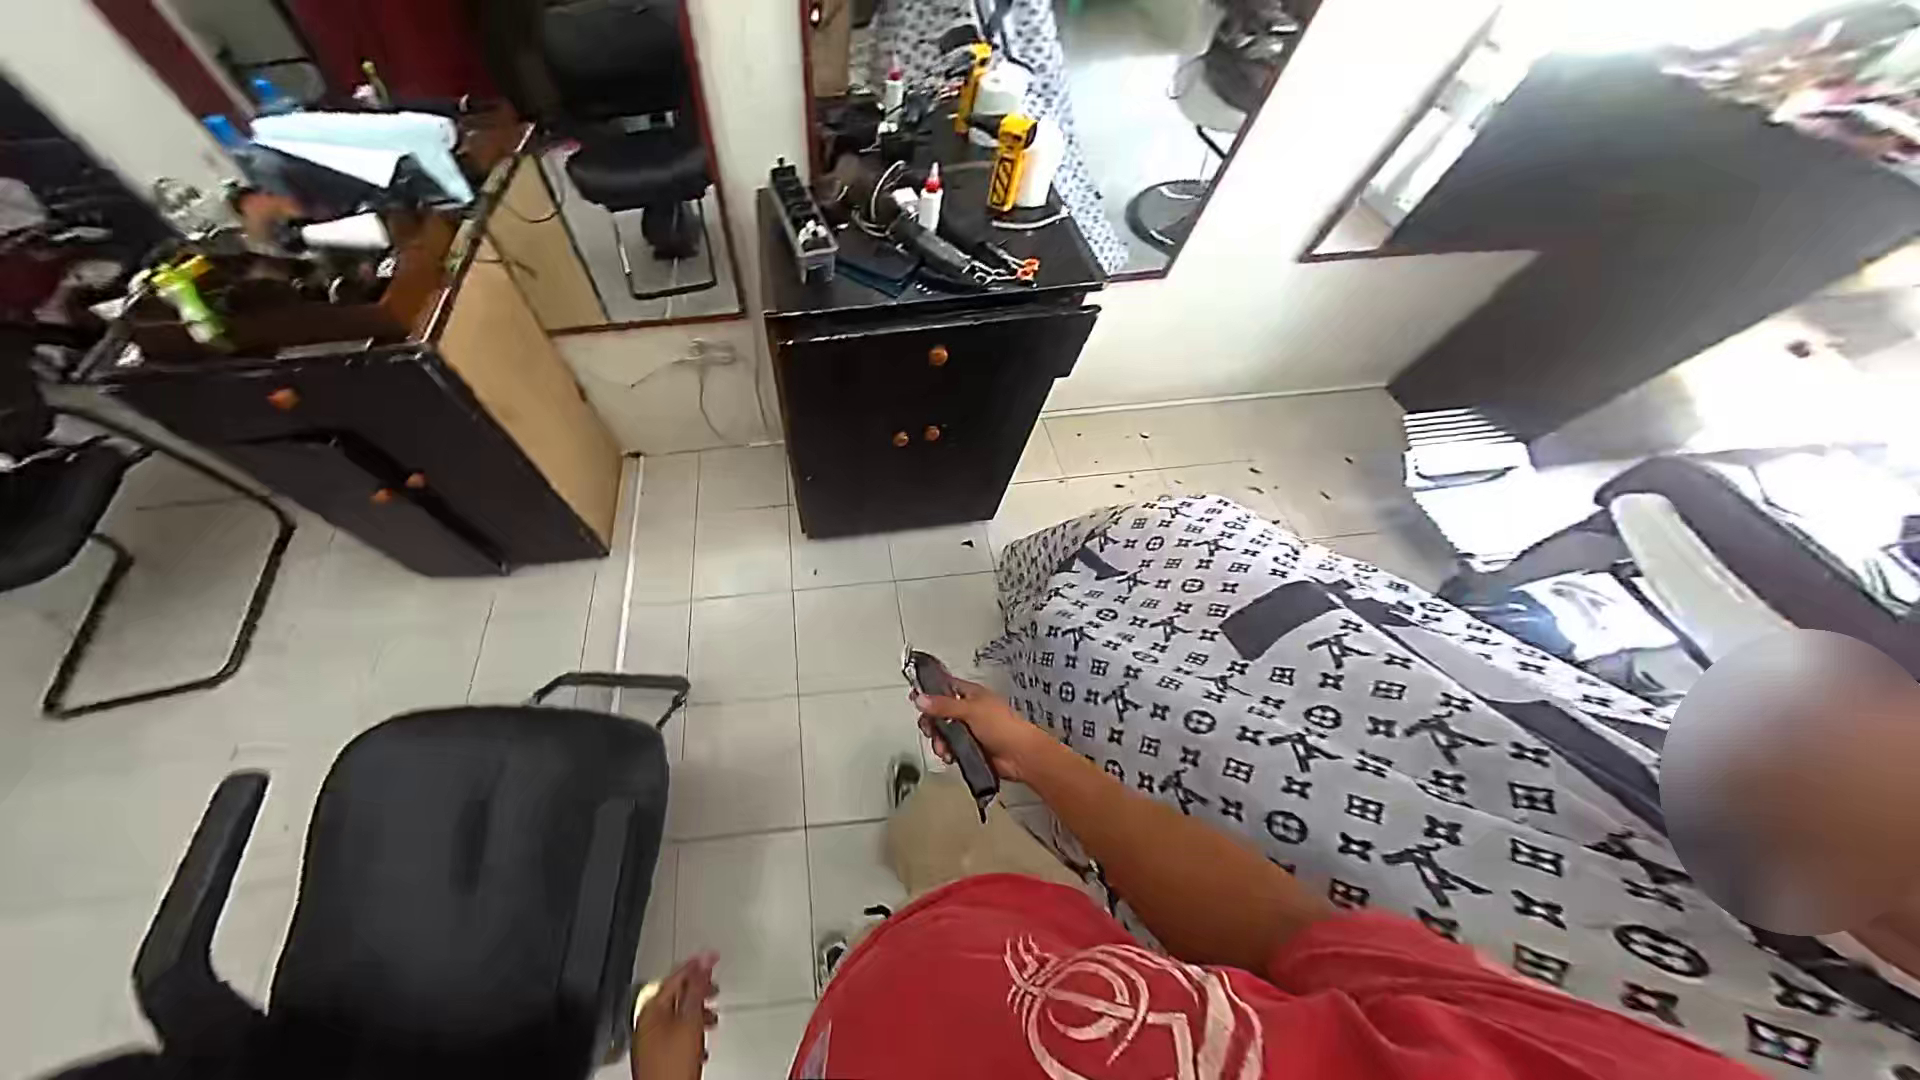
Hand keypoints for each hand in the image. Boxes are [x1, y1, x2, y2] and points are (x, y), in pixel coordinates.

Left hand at [630, 953, 718, 1079]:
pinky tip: (700, 1039)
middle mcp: (647, 1023)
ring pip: (677, 1016)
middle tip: (714, 987)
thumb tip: (703, 960)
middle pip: (676, 996)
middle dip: (698, 990)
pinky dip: (691, 1030)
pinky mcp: (657, 1058)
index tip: (713, 956)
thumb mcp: (691, 1018)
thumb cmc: (674, 1061)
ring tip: (711, 1018)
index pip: (676, 977)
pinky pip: (677, 1034)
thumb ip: (697, 987)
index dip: (697, 964)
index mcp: (652, 1010)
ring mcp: (650, 1042)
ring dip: (697, 1013)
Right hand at [914, 678, 1052, 781]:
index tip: (915, 695)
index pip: (945, 686)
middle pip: (939, 712)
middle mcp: (968, 710)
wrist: (1019, 756)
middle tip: (930, 728)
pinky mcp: (969, 748)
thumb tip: (921, 698)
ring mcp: (968, 730)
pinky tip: (950, 755)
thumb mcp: (971, 710)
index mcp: (970, 694)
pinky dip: (947, 752)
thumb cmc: (1005, 726)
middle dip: (932, 722)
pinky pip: (949, 748)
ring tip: (944, 747)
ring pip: (942, 732)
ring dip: (939, 740)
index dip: (929, 689)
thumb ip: (944, 705)